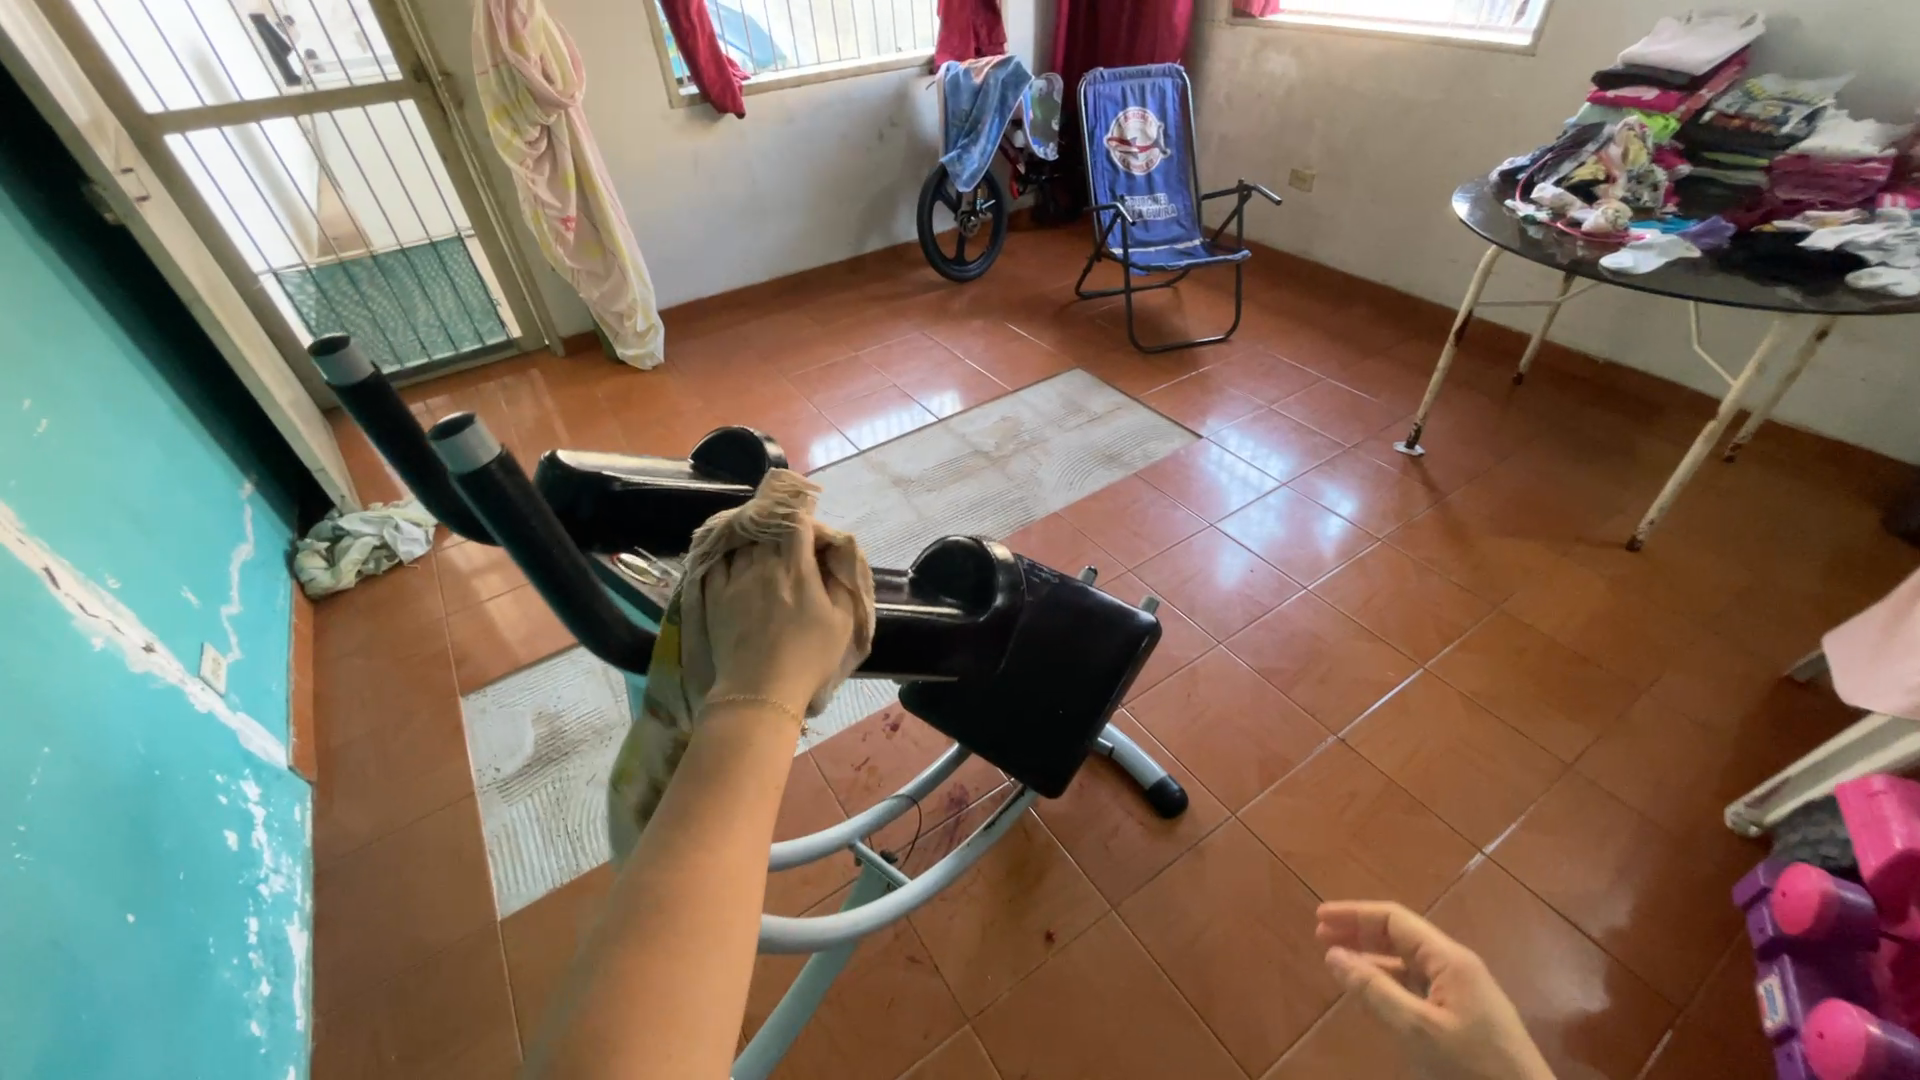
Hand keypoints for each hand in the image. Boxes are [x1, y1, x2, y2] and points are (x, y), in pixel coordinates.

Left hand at [702, 518, 856, 716]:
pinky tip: (734, 560)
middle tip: (786, 535)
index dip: (803, 517)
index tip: (809, 525)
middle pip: (769, 529)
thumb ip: (839, 583)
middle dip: (779, 526)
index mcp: (797, 568)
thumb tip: (833, 558)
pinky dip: (729, 555)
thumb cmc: (809, 656)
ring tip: (761, 547)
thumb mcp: (841, 621)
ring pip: (744, 543)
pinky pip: (718, 562)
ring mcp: (736, 578)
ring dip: (755, 540)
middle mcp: (764, 565)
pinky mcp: (714, 594)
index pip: (797, 523)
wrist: (760, 689)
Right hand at [1317, 901, 1554, 1079]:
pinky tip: (1373, 995)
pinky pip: (1418, 986)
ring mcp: (1464, 994)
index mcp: (1450, 960)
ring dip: (1372, 958)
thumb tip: (1333, 954)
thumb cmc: (1474, 1070)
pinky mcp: (1466, 1018)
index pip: (1394, 919)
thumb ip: (1374, 989)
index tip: (1318, 919)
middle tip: (1321, 938)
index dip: (1354, 914)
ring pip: (1408, 962)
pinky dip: (1389, 982)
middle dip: (1359, 933)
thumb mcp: (1417, 1029)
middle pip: (1401, 937)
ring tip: (1340, 964)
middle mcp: (1457, 968)